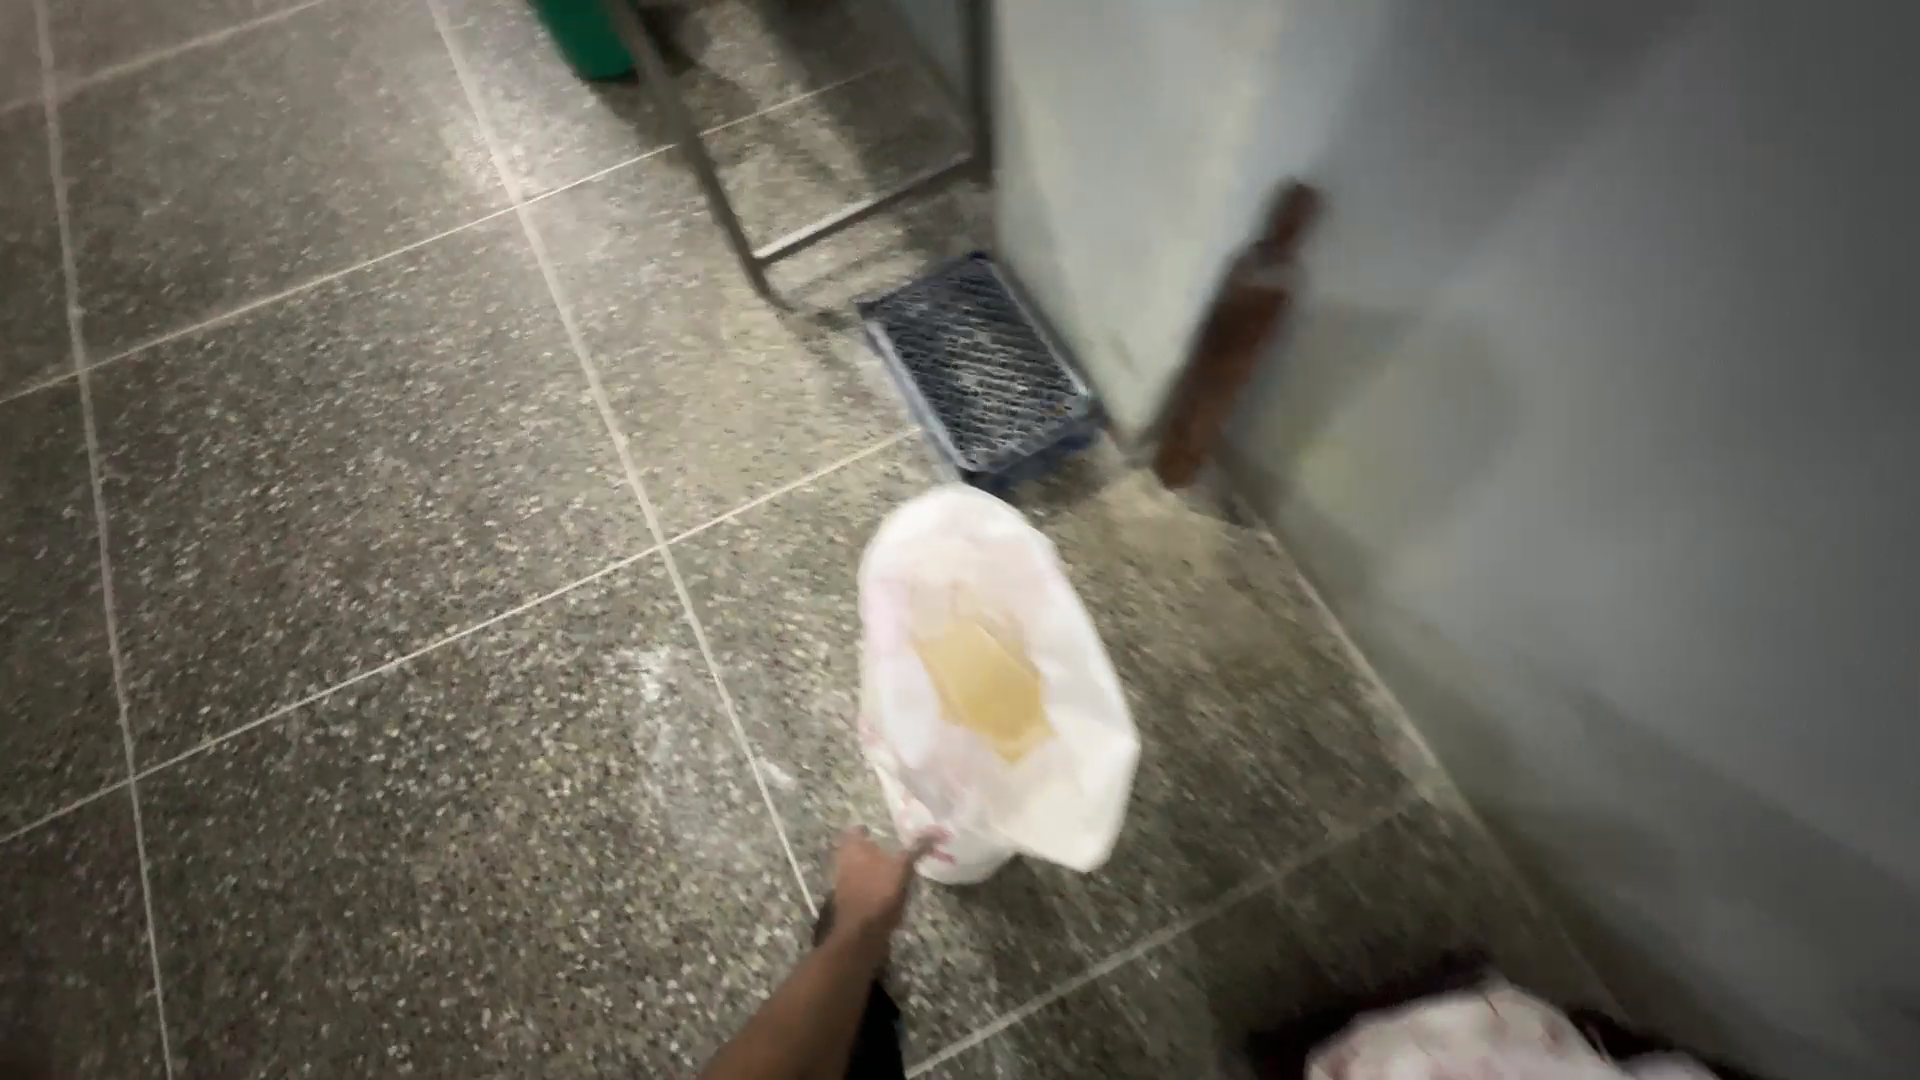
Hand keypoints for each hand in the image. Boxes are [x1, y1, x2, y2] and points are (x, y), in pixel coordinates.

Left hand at [828, 827, 941, 947]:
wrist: (861, 936)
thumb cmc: (879, 892)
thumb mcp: (902, 867)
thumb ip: (918, 847)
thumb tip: (939, 830)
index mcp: (853, 848)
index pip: (857, 830)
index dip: (867, 827)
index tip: (881, 828)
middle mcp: (844, 863)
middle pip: (857, 850)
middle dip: (872, 849)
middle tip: (892, 848)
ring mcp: (845, 885)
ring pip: (859, 870)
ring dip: (873, 869)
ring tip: (895, 869)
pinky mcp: (851, 904)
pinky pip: (863, 889)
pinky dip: (874, 888)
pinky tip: (890, 892)